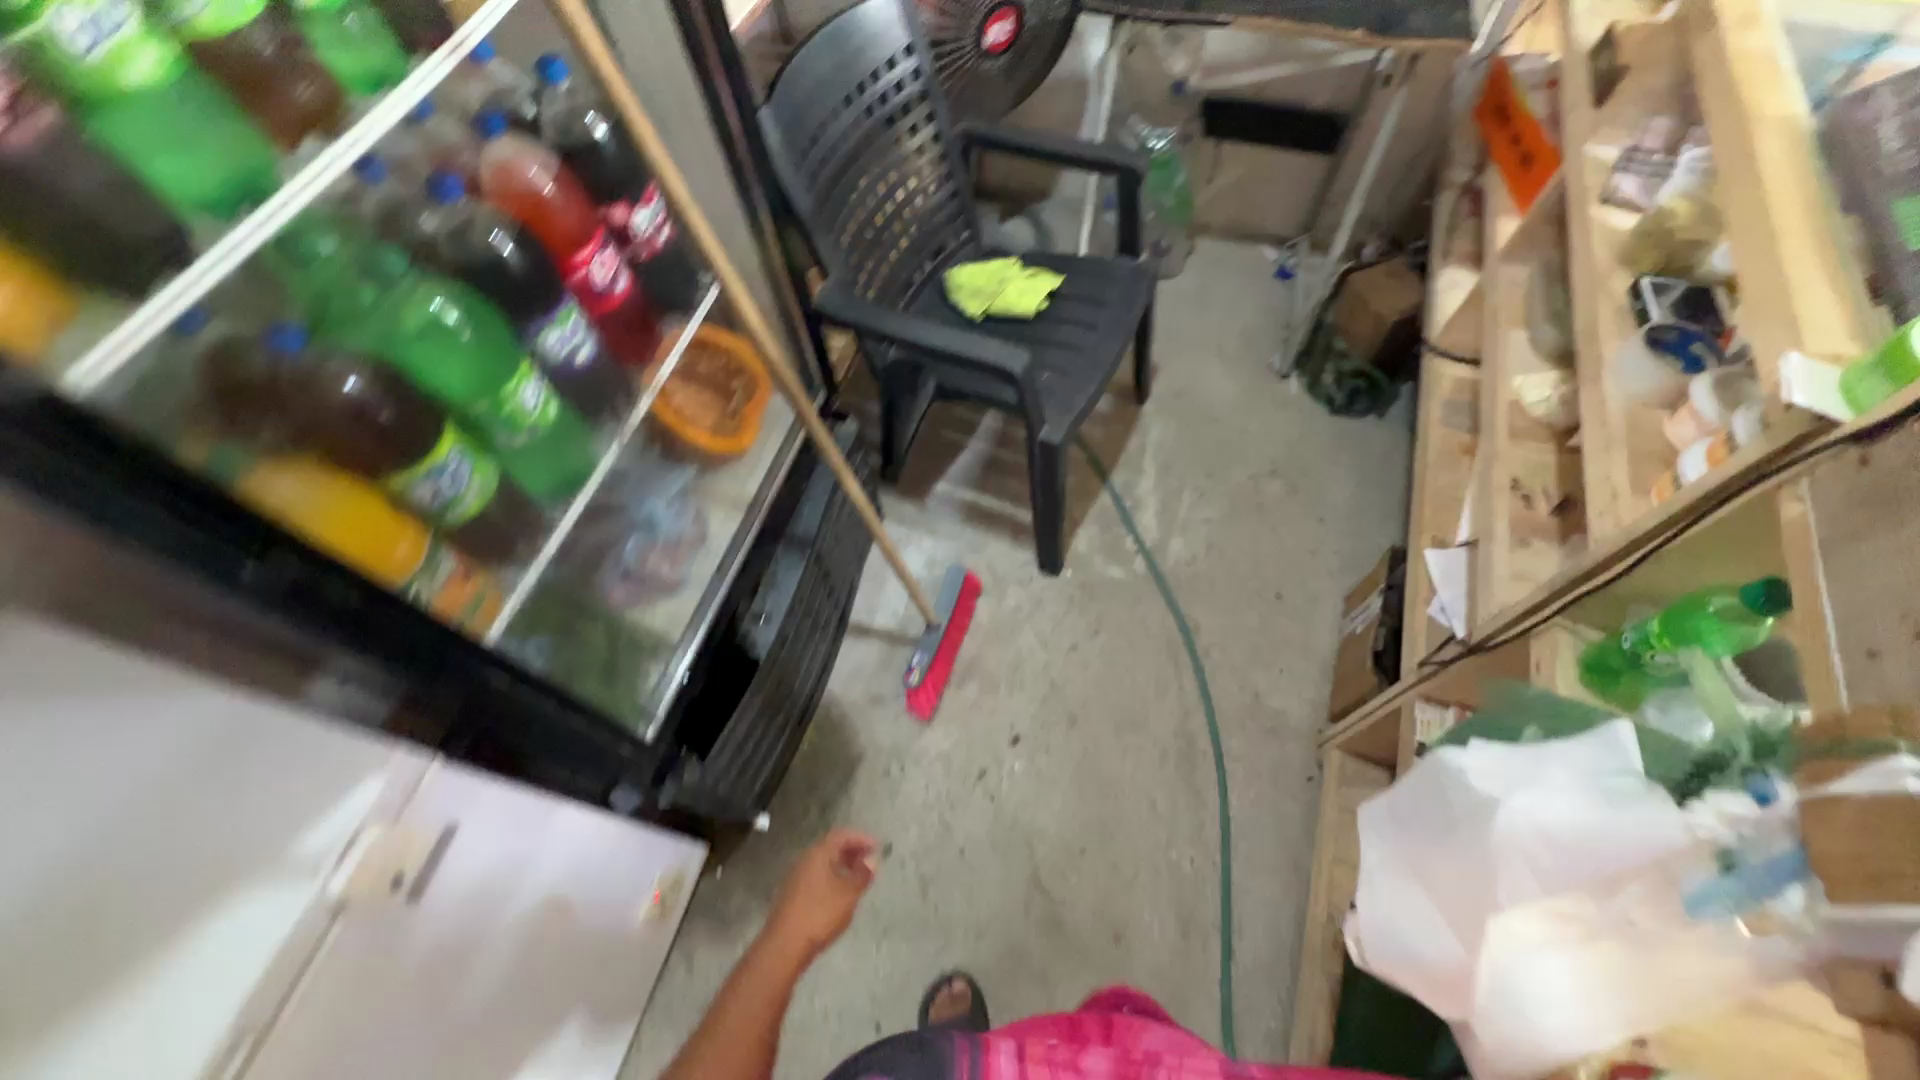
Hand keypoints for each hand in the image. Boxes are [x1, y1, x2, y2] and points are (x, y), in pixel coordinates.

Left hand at [760, 828, 877, 964]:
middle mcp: (805, 860)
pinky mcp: (793, 894)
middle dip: (852, 851)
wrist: (785, 945)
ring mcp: (796, 877)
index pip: (841, 835)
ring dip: (842, 865)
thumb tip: (871, 859)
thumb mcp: (848, 894)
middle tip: (870, 860)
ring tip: (859, 877)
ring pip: (823, 863)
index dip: (860, 838)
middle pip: (831, 847)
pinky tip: (841, 893)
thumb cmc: (820, 914)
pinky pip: (817, 876)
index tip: (877, 847)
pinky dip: (832, 877)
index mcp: (818, 854)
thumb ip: (862, 874)